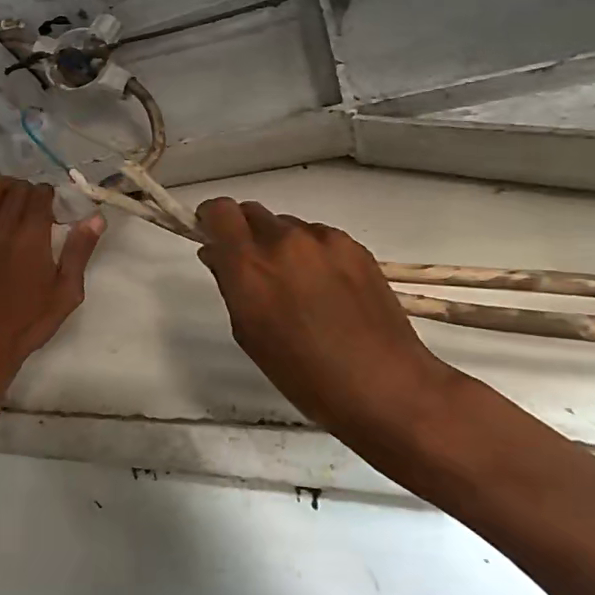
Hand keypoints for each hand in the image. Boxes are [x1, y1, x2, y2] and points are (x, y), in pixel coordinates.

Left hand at [0, 177, 104, 382]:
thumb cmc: (30, 320)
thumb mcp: (67, 291)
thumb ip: (80, 250)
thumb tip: (96, 217)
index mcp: (31, 236)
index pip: (40, 194)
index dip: (50, 194)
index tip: (55, 209)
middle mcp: (2, 227)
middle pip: (16, 189)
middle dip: (30, 190)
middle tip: (38, 207)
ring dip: (3, 186)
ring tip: (12, 198)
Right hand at [195, 198, 446, 435]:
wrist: (383, 383)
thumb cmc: (304, 374)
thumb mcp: (249, 333)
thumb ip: (229, 283)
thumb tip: (217, 254)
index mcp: (250, 264)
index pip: (219, 211)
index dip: (211, 220)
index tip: (212, 237)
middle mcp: (283, 241)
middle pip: (251, 212)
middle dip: (245, 234)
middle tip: (254, 269)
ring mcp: (322, 239)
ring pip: (287, 226)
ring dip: (281, 245)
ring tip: (298, 287)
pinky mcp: (353, 245)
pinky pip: (319, 237)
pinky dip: (313, 253)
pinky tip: (327, 290)